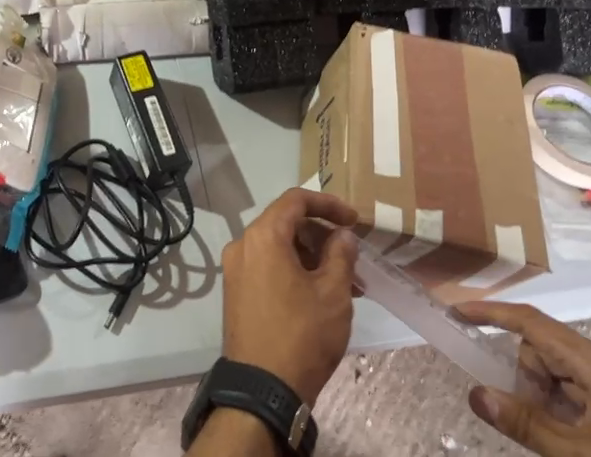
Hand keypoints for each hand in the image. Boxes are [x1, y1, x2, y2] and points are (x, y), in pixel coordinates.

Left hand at [219, 188, 359, 404]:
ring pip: (278, 248)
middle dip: (322, 236)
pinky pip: (268, 267)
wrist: (263, 389)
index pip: (295, 200)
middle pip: (286, 223)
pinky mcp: (237, 292)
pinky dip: (294, 271)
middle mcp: (242, 245)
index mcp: (263, 236)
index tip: (354, 220)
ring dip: (311, 257)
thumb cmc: (302, 334)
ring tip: (346, 284)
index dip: (328, 204)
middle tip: (353, 259)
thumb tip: (342, 235)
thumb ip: (341, 255)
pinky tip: (321, 295)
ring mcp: (235, 270)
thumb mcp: (333, 293)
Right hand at [453, 301, 590, 456]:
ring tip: (563, 443)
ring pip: (566, 374)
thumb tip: (475, 393)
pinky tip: (578, 442)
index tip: (457, 313)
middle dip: (529, 380)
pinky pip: (587, 391)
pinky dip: (570, 410)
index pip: (534, 323)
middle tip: (535, 425)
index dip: (492, 314)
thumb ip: (525, 424)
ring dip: (550, 400)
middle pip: (548, 351)